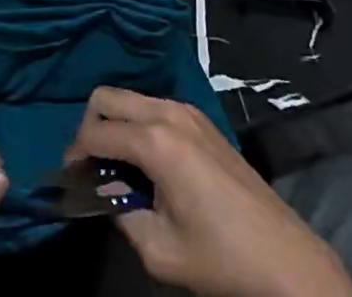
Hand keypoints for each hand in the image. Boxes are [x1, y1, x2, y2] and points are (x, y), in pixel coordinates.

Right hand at [66, 87, 351, 296]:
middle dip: (90, 128)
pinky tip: (144, 163)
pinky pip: (156, 108)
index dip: (73, 156)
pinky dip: (138, 125)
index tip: (69, 183)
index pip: (95, 131)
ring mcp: (191, 112)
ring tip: (116, 170)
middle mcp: (171, 113)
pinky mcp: (204, 121)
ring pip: (133, 98)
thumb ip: (120, 210)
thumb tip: (102, 188)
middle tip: (90, 170)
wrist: (282, 255)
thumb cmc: (218, 256)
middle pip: (108, 96)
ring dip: (115, 125)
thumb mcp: (158, 247)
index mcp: (157, 141)